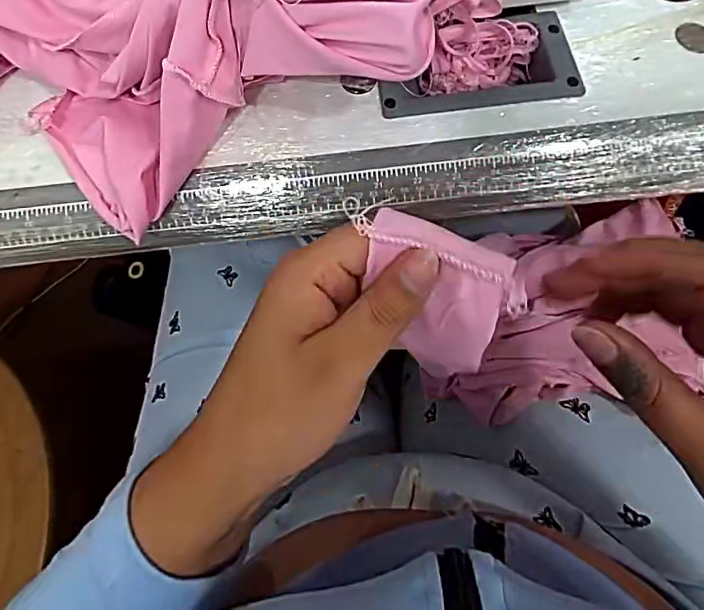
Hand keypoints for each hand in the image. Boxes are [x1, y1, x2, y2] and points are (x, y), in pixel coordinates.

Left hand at [130, 225, 439, 575]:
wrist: (232, 467)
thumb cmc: (281, 413)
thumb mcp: (341, 360)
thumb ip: (386, 306)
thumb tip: (429, 255)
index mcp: (308, 270)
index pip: (372, 235)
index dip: (416, 244)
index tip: (464, 265)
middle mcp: (311, 276)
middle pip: (374, 256)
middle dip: (419, 271)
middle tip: (471, 293)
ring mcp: (315, 303)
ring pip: (373, 284)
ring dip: (409, 297)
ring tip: (460, 311)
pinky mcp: (321, 328)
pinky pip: (364, 309)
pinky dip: (392, 318)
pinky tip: (425, 331)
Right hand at [549, 239, 703, 609]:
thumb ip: (646, 388)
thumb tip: (583, 330)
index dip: (640, 261)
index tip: (581, 273)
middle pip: (694, 268)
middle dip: (625, 266)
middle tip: (565, 282)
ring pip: (689, 283)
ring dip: (632, 283)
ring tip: (579, 298)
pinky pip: (693, 308)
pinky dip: (650, 305)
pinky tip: (615, 315)